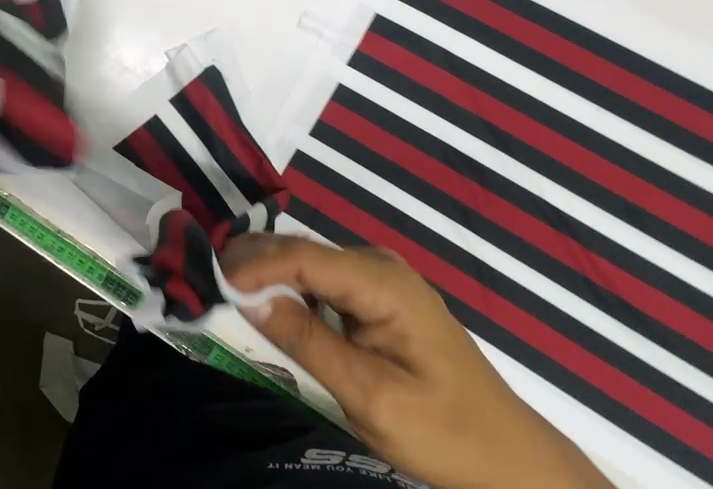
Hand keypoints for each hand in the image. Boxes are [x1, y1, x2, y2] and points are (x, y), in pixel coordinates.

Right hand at [220, 234, 610, 488]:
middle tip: (202, 287)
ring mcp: (378, 280)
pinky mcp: (374, 298)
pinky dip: (285, 290)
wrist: (510, 462)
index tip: (209, 284)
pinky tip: (261, 307)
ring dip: (262, 275)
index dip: (252, 264)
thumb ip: (307, 342)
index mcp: (384, 283)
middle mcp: (378, 266)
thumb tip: (246, 296)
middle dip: (248, 264)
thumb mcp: (370, 397)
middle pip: (299, 250)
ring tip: (220, 295)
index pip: (302, 255)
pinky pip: (319, 282)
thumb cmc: (445, 434)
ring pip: (304, 262)